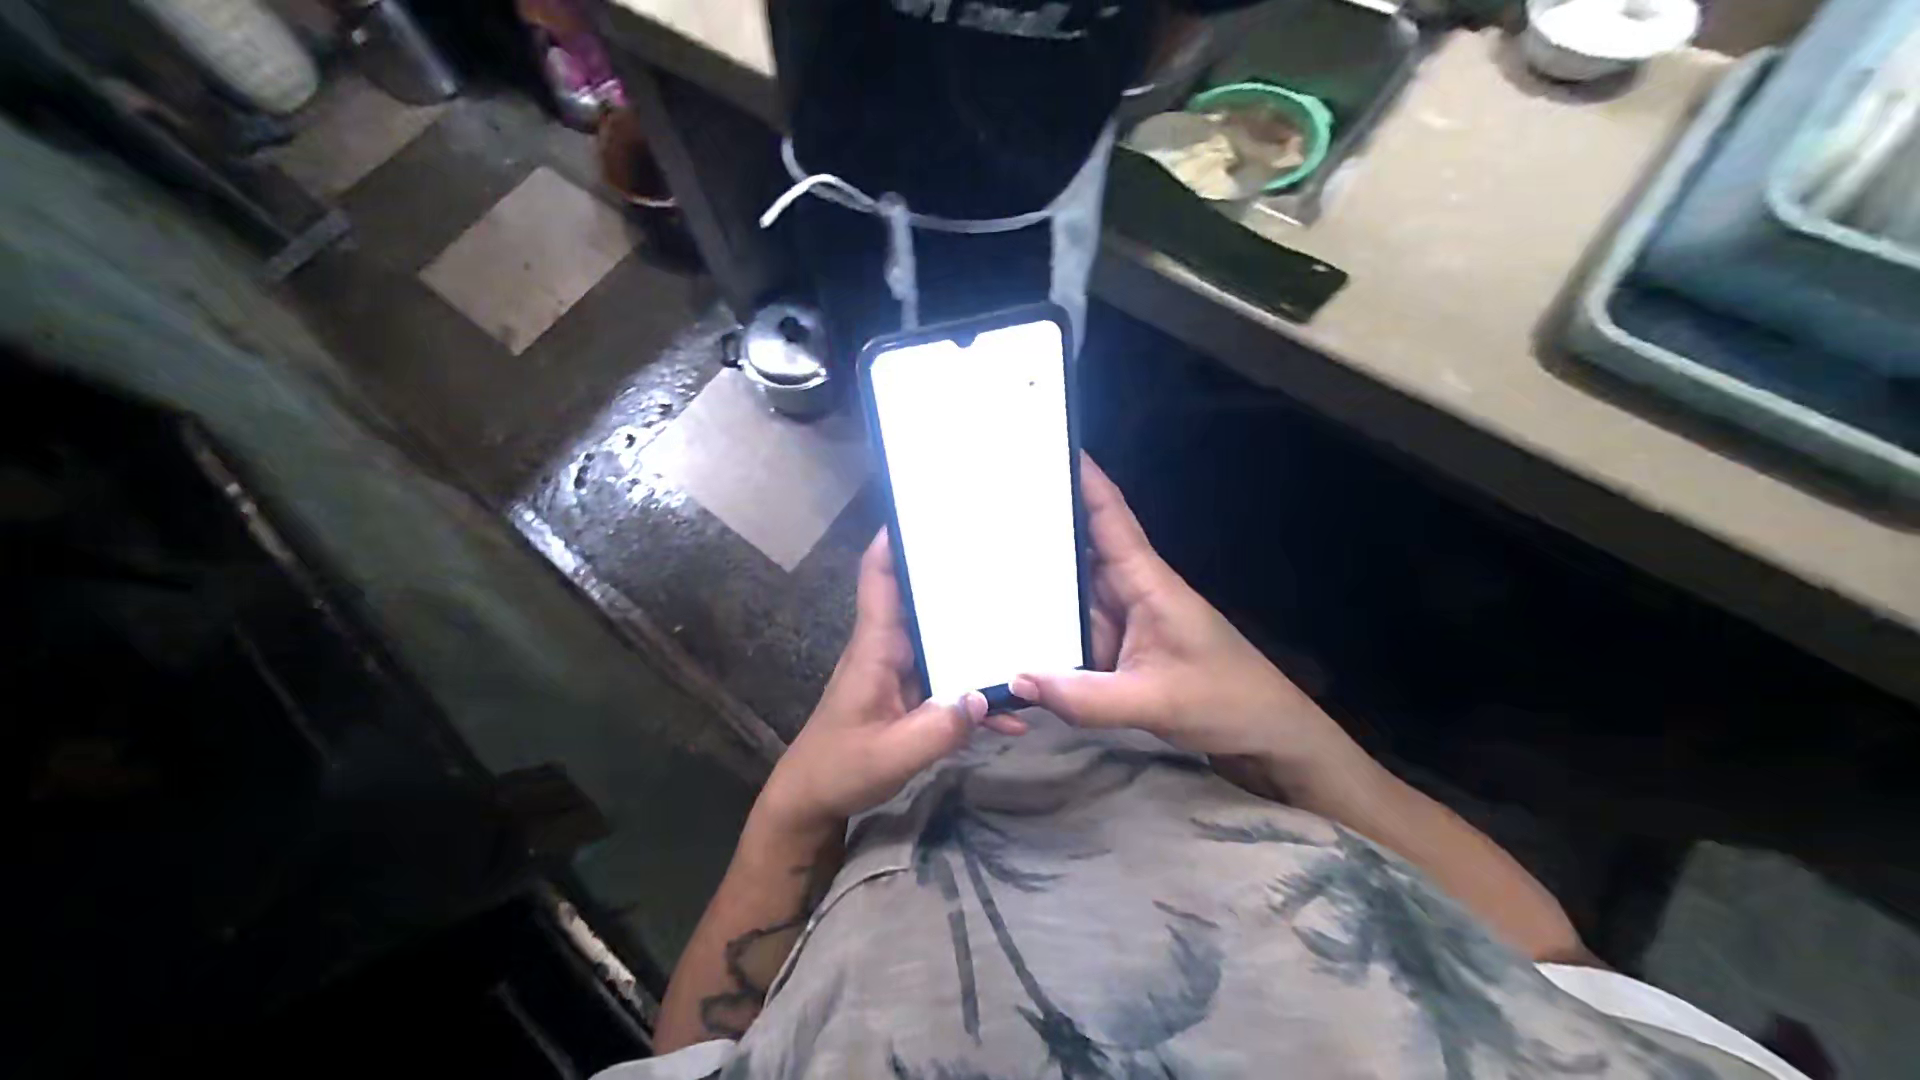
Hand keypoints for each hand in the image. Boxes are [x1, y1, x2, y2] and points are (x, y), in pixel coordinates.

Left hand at [756, 531, 1025, 836]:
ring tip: (1026, 624)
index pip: (878, 580)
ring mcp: (901, 673)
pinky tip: (1012, 711)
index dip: (892, 542)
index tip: (921, 511)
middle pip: (922, 601)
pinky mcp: (911, 698)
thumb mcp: (891, 756)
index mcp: (875, 648)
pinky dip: (975, 694)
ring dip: (977, 638)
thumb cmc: (839, 769)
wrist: (812, 802)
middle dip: (956, 581)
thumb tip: (986, 696)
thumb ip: (939, 730)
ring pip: (943, 642)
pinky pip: (948, 683)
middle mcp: (889, 650)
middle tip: (1003, 561)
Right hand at [1010, 457, 1361, 789]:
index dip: (1084, 479)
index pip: (1110, 517)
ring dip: (1039, 584)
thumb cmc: (1226, 701)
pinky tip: (1016, 628)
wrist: (1270, 737)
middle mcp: (1132, 593)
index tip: (1049, 445)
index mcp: (1148, 583)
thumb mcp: (1154, 700)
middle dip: (1040, 529)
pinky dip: (1050, 628)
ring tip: (989, 566)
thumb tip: (1015, 681)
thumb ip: (1085, 698)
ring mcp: (1127, 622)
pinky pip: (1078, 630)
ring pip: (1074, 595)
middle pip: (1080, 551)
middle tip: (989, 509)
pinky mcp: (1123, 650)